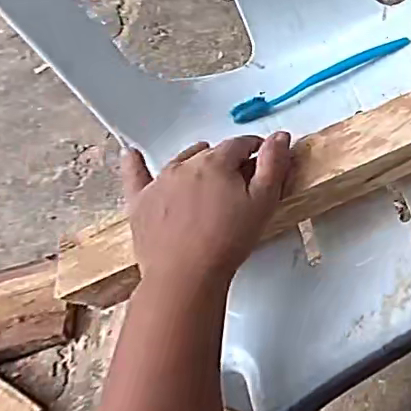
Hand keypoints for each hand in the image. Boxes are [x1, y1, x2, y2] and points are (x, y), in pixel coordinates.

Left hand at [120, 133, 292, 298]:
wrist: (186, 274)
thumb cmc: (229, 238)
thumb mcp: (265, 199)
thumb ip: (274, 163)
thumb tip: (279, 136)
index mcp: (216, 162)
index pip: (241, 143)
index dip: (258, 149)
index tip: (266, 159)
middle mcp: (184, 166)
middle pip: (213, 152)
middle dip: (231, 160)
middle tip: (245, 181)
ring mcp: (158, 183)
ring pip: (183, 161)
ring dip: (199, 161)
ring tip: (213, 177)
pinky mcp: (140, 202)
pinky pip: (134, 175)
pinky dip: (134, 163)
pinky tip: (132, 154)